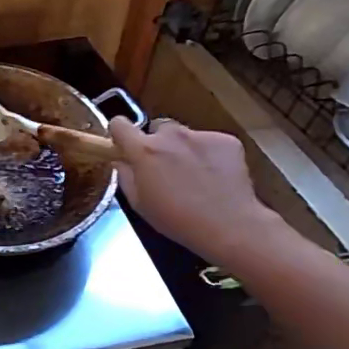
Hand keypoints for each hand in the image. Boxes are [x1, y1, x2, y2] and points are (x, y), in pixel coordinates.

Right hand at [109, 118, 287, 264]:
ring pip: (184, 135)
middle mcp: (171, 135)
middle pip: (156, 128)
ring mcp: (201, 135)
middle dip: (157, 143)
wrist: (228, 224)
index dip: (119, 133)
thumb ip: (125, 176)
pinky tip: (213, 176)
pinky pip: (209, 142)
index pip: (119, 124)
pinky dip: (208, 154)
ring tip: (193, 175)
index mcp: (145, 150)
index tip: (124, 145)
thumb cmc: (175, 219)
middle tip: (163, 167)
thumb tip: (121, 161)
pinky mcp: (227, 140)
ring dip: (183, 148)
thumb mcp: (138, 203)